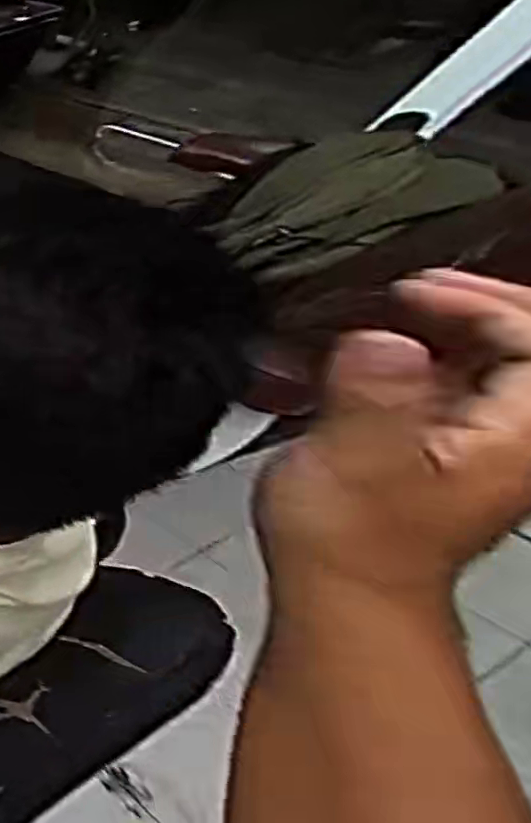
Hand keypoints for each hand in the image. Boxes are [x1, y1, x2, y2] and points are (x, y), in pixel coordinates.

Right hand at [258, 270, 530, 598]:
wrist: (347, 574)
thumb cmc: (351, 530)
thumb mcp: (354, 459)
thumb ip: (370, 397)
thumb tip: (379, 341)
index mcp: (517, 438)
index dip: (486, 306)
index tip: (414, 289)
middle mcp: (518, 438)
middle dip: (491, 308)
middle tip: (423, 285)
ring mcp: (492, 444)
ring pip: (509, 367)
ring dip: (466, 329)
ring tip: (409, 305)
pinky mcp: (456, 447)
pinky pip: (471, 386)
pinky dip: (440, 356)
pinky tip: (392, 350)